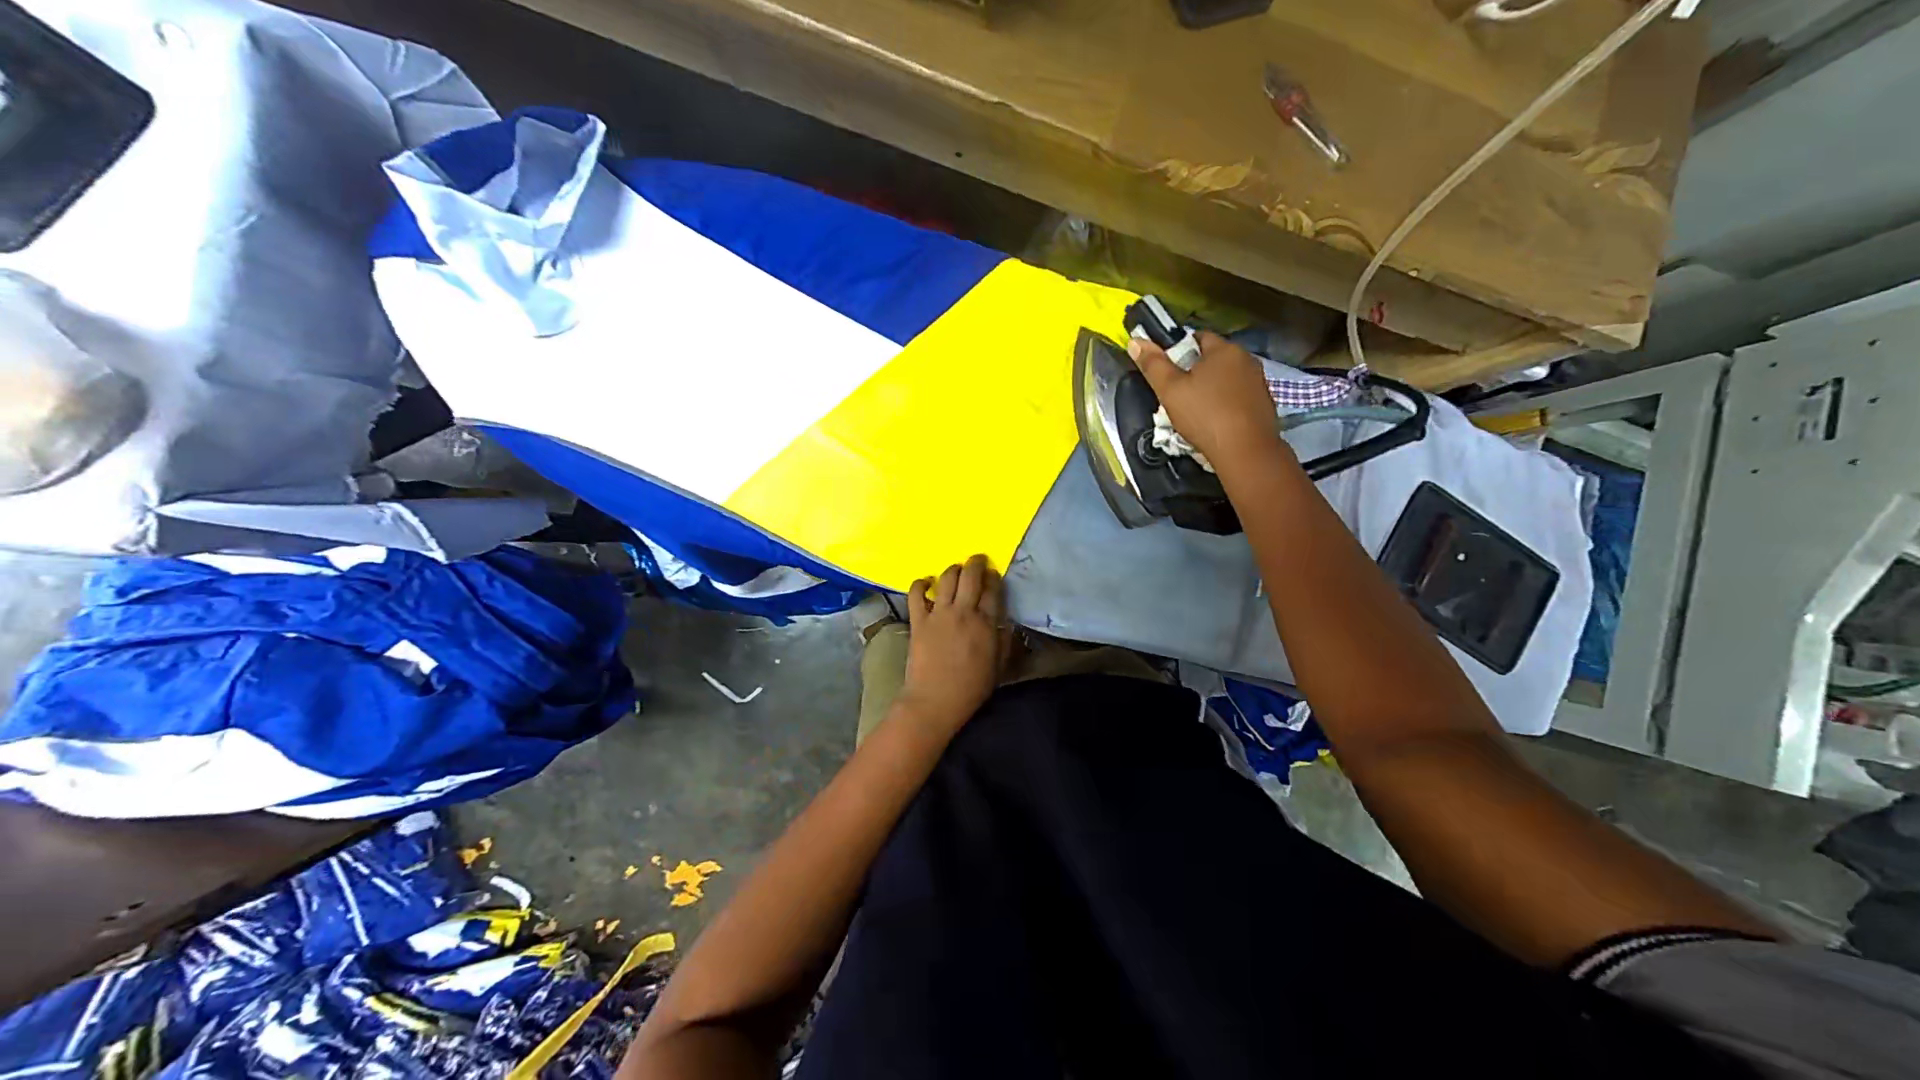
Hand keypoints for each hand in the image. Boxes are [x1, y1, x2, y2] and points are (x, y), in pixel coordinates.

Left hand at [896, 555, 1010, 736]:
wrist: (935, 701)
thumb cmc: (971, 689)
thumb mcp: (999, 666)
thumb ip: (1004, 640)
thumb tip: (1004, 622)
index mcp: (986, 624)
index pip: (993, 590)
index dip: (994, 577)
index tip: (994, 574)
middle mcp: (964, 612)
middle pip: (971, 576)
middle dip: (976, 562)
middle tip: (978, 559)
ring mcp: (939, 614)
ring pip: (947, 578)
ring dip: (953, 569)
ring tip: (956, 569)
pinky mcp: (919, 620)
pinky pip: (916, 593)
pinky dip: (920, 583)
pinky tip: (926, 582)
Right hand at [1128, 331, 1287, 471]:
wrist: (1245, 451)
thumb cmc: (1204, 415)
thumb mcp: (1170, 390)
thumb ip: (1153, 364)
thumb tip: (1135, 341)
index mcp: (1224, 349)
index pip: (1198, 337)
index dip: (1180, 350)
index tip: (1168, 370)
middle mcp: (1246, 359)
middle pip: (1214, 358)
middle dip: (1196, 370)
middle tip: (1178, 392)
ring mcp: (1259, 381)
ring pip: (1228, 377)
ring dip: (1213, 387)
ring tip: (1196, 408)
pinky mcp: (1265, 402)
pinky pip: (1239, 395)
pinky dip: (1227, 402)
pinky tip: (1216, 419)